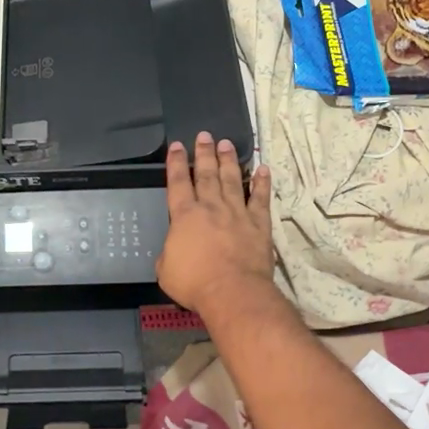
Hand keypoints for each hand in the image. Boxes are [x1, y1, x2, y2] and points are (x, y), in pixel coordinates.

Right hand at [156, 131, 275, 318]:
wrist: (233, 292)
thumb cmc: (194, 283)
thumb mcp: (166, 270)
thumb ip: (168, 254)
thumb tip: (174, 250)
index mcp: (184, 216)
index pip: (178, 182)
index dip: (176, 162)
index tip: (177, 145)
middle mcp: (210, 207)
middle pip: (206, 174)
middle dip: (204, 153)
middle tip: (205, 135)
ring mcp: (237, 213)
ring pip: (232, 180)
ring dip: (228, 161)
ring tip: (227, 143)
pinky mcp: (259, 225)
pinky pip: (261, 199)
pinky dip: (262, 183)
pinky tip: (263, 169)